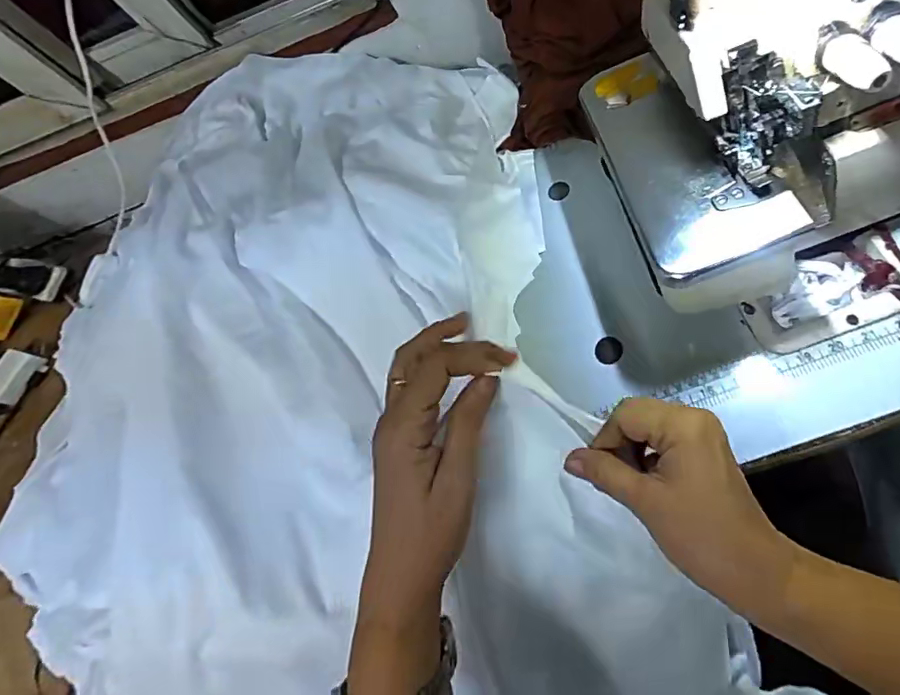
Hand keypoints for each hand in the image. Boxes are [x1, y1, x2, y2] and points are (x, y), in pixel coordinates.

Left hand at [350, 315, 513, 692]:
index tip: (509, 360)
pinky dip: (429, 367)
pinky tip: (451, 372)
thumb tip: (487, 377)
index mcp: (403, 425)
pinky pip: (408, 387)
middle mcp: (390, 419)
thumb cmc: (432, 532)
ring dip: (430, 346)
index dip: (472, 354)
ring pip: (403, 369)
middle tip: (473, 322)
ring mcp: (391, 429)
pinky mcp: (398, 440)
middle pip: (409, 357)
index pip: (435, 367)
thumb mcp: (459, 477)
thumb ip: (469, 421)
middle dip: (440, 334)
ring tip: (462, 332)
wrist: (399, 578)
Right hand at [563, 398, 796, 610]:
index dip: (605, 440)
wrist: (752, 567)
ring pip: (652, 426)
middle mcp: (695, 416)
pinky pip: (668, 439)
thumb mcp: (645, 501)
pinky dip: (652, 456)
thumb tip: (571, 458)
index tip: (599, 474)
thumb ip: (605, 472)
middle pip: (640, 415)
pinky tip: (650, 485)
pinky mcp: (708, 447)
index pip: (627, 413)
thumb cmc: (699, 534)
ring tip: (634, 486)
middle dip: (620, 444)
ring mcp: (704, 431)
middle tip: (616, 482)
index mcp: (683, 422)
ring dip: (635, 451)